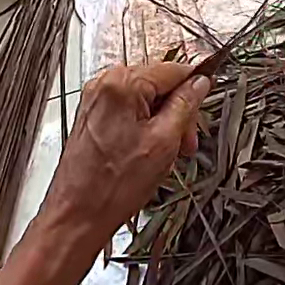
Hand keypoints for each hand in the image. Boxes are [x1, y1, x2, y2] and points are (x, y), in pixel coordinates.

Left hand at [39, 62, 211, 254]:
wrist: (78, 215)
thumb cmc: (112, 186)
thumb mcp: (164, 141)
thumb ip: (185, 105)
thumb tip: (199, 83)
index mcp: (122, 84)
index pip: (173, 69)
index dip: (195, 86)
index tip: (206, 99)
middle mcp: (104, 84)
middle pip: (158, 83)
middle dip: (178, 110)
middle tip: (186, 141)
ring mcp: (95, 100)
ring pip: (144, 98)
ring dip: (163, 120)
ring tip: (168, 151)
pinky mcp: (92, 116)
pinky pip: (129, 109)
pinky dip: (144, 125)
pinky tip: (149, 150)